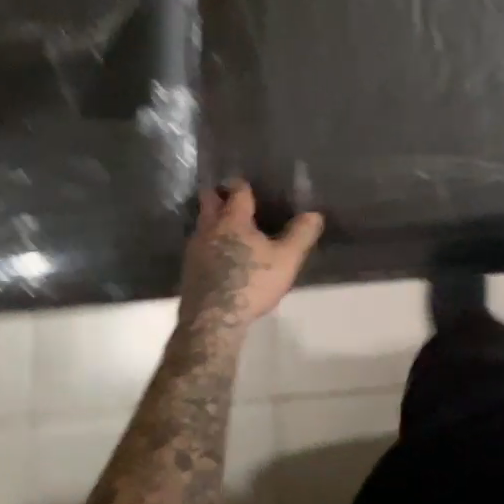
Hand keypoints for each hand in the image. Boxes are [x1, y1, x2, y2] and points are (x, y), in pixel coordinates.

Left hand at [179, 180, 322, 336]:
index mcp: (232, 220)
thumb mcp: (287, 259)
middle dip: (218, 195)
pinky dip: (209, 243)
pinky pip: (200, 246)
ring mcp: (194, 251)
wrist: (212, 323)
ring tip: (229, 224)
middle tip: (230, 194)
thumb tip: (314, 214)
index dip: (241, 184)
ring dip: (212, 220)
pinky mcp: (189, 272)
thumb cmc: (252, 283)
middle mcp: (209, 230)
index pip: (236, 192)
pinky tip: (220, 254)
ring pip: (202, 225)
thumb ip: (301, 234)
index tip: (247, 181)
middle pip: (209, 203)